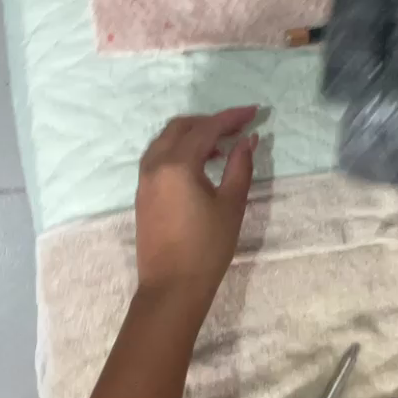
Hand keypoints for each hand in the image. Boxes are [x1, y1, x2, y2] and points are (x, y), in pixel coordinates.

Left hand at [133, 107, 258, 299]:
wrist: (172, 286)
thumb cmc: (208, 246)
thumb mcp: (231, 204)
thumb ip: (240, 166)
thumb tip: (248, 140)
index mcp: (177, 165)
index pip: (206, 129)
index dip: (232, 117)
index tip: (255, 111)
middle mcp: (154, 165)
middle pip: (181, 127)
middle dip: (210, 122)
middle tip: (238, 127)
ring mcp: (144, 179)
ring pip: (166, 140)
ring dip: (193, 134)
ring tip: (222, 145)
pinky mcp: (143, 192)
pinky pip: (159, 156)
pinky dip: (180, 149)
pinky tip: (201, 164)